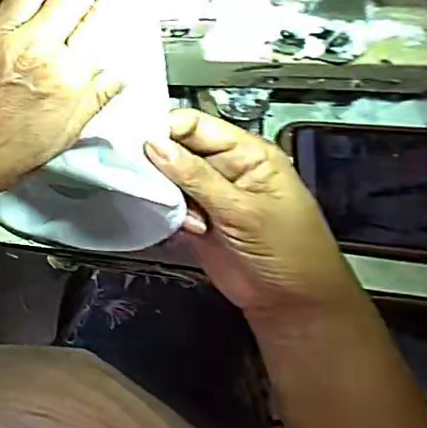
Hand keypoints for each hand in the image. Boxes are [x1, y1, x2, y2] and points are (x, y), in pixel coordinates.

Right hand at [143, 108, 367, 332]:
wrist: (291, 303)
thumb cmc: (290, 252)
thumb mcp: (243, 210)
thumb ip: (196, 176)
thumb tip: (155, 144)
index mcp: (246, 153)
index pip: (194, 124)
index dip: (163, 128)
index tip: (135, 141)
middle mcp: (223, 167)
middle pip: (174, 147)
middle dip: (156, 161)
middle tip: (142, 175)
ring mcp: (207, 192)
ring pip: (164, 176)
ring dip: (162, 192)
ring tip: (179, 212)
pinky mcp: (193, 215)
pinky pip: (165, 202)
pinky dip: (164, 211)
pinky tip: (181, 226)